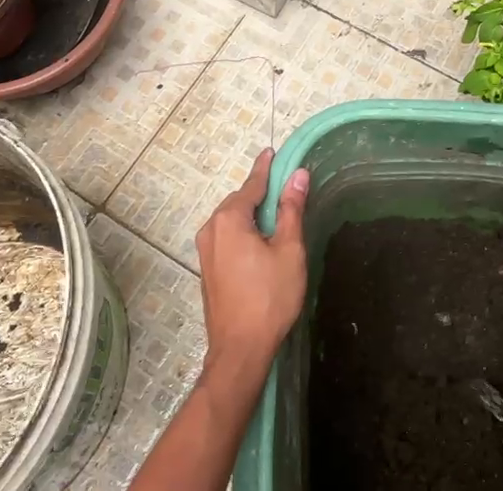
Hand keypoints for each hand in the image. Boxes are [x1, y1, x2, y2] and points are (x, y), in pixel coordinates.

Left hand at [195, 148, 309, 384]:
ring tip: (276, 216)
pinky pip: (226, 237)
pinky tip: (260, 242)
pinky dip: (243, 231)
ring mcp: (205, 251)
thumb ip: (291, 210)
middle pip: (239, 201)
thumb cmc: (269, 298)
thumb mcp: (288, 250)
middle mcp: (211, 229)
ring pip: (231, 221)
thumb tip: (297, 175)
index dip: (265, 169)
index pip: (251, 185)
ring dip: (251, 214)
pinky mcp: (208, 269)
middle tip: (283, 188)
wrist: (239, 350)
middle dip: (259, 193)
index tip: (272, 151)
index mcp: (229, 219)